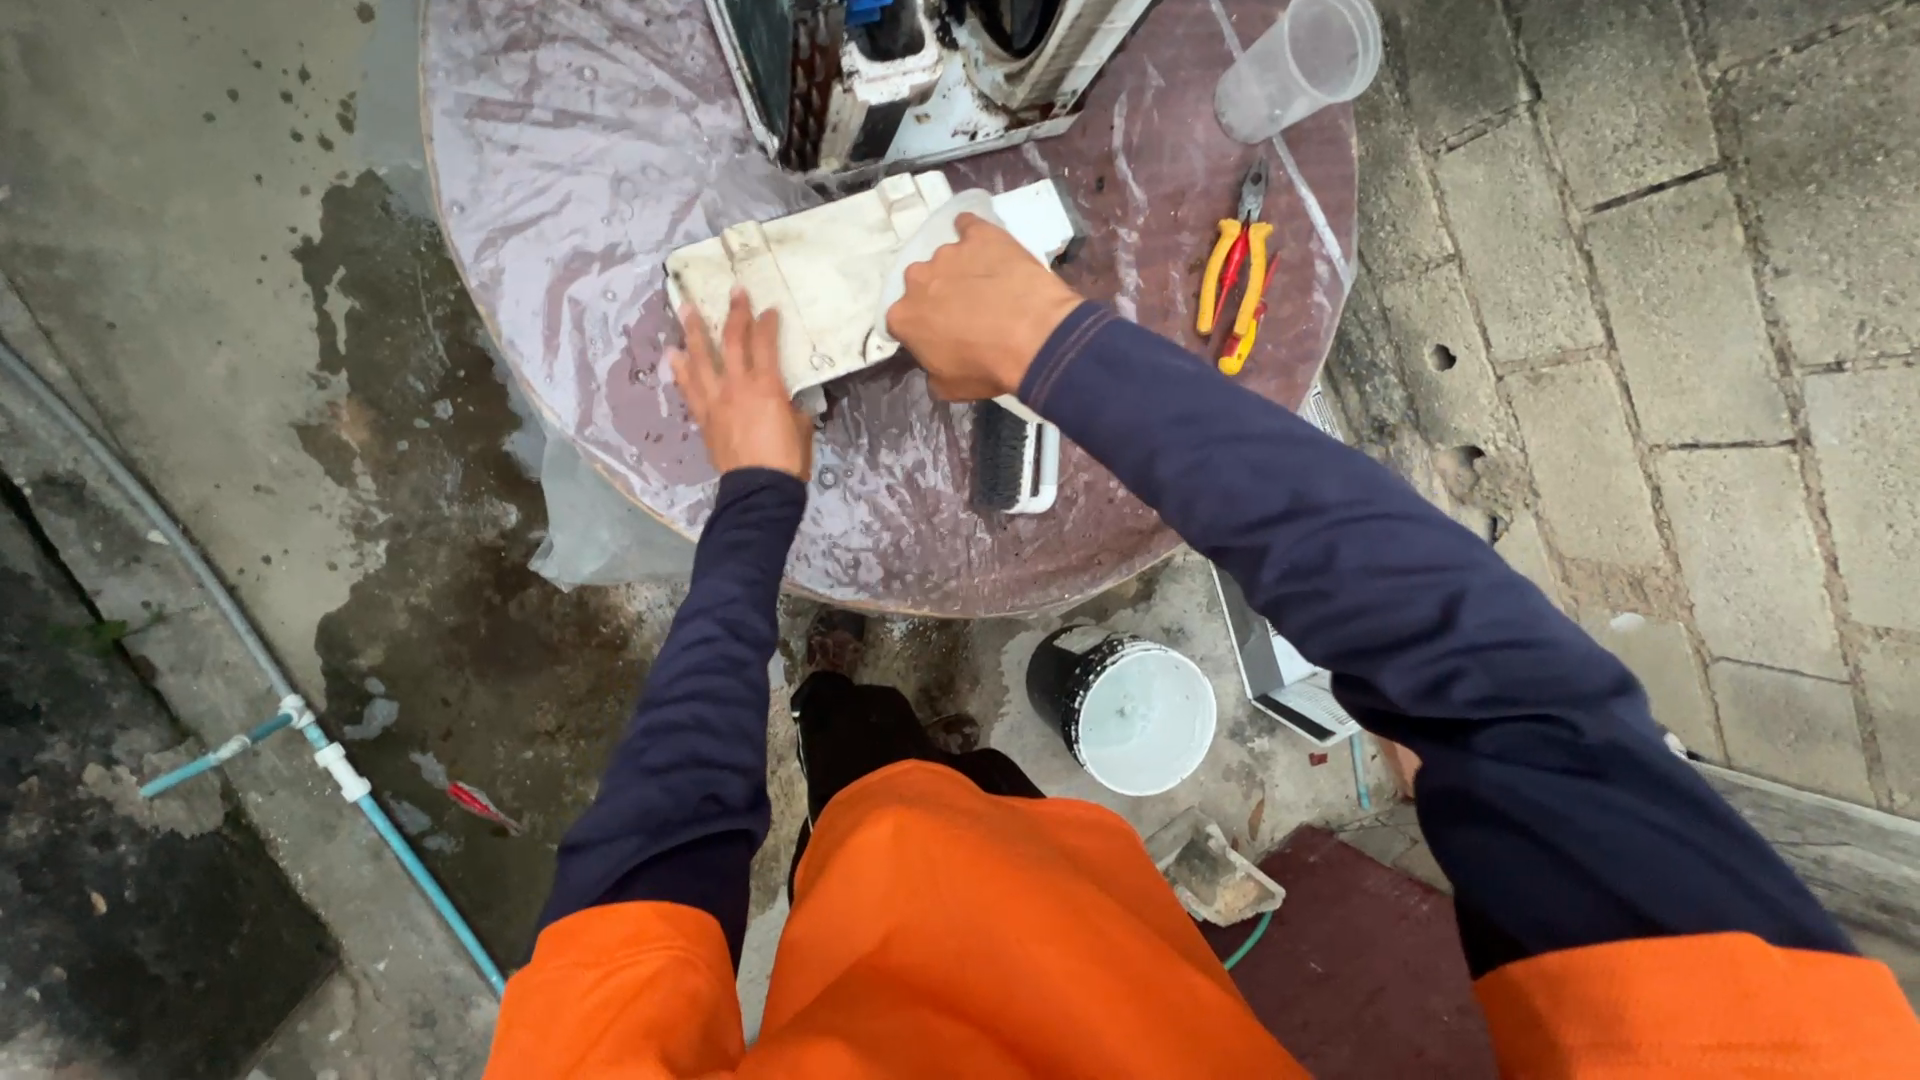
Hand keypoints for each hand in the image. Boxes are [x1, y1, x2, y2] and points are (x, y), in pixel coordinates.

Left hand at [669, 289, 812, 480]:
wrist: (760, 488)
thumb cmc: (788, 459)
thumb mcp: (801, 427)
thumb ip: (793, 407)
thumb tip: (788, 400)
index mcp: (766, 386)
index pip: (765, 343)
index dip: (767, 323)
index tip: (769, 309)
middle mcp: (737, 385)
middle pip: (731, 340)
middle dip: (734, 313)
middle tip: (733, 292)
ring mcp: (715, 400)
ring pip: (700, 358)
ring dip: (693, 332)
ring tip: (685, 309)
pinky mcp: (704, 417)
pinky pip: (688, 388)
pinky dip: (679, 370)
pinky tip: (672, 355)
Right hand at [885, 214, 1083, 400]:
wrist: (1034, 337)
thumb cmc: (988, 367)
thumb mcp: (950, 387)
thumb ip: (932, 370)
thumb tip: (935, 363)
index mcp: (903, 318)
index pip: (902, 321)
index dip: (922, 330)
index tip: (941, 338)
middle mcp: (917, 279)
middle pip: (921, 286)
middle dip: (937, 297)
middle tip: (966, 313)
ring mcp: (948, 252)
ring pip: (946, 260)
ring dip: (959, 271)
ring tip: (988, 287)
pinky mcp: (979, 235)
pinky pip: (968, 226)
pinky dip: (972, 233)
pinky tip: (984, 244)